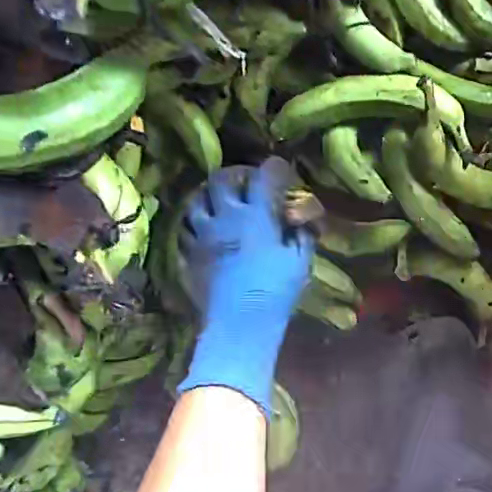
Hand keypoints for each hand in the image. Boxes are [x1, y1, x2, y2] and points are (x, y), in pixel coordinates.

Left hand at [176, 157, 312, 411]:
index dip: (276, 169)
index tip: (281, 168)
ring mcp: (202, 234)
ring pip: (197, 200)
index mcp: (257, 215)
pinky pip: (187, 228)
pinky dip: (196, 222)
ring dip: (211, 196)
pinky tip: (205, 228)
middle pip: (222, 180)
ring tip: (221, 201)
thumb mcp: (300, 260)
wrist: (239, 322)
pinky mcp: (188, 252)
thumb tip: (305, 219)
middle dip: (236, 174)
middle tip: (246, 180)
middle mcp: (225, 216)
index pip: (265, 177)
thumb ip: (303, 234)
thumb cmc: (277, 289)